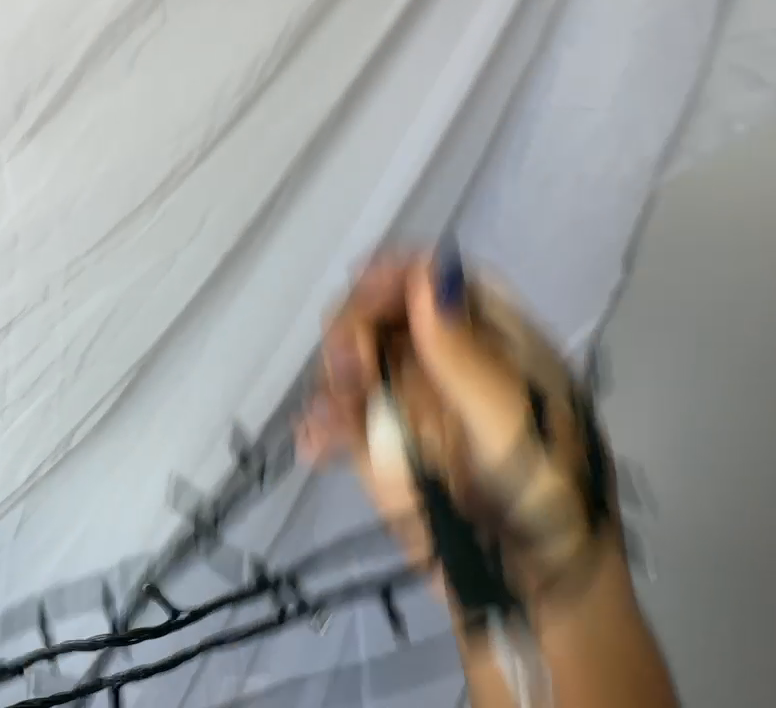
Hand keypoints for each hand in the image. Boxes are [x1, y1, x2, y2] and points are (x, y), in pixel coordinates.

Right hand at [297, 248, 617, 621]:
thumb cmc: (544, 500)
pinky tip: (317, 445)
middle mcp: (444, 363)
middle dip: (351, 331)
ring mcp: (408, 398)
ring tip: (338, 421)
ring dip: (330, 379)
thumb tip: (430, 277)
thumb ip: (466, 354)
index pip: (442, 282)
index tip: (363, 285)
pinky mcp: (377, 436)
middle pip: (378, 312)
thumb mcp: (513, 424)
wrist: (527, 588)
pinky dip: (316, 421)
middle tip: (352, 371)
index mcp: (496, 348)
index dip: (401, 274)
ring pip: (346, 356)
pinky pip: (332, 409)